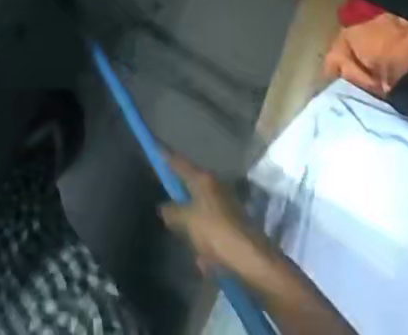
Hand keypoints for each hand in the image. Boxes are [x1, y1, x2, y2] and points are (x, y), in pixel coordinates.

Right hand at [159, 154, 281, 276]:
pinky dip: (206, 243)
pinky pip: (211, 232)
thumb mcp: (187, 220)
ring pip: (200, 211)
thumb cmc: (217, 232)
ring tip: (185, 239)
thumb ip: (171, 211)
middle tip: (165, 202)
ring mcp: (226, 207)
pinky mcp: (233, 227)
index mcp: (203, 179)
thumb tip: (164, 208)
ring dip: (192, 225)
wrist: (255, 262)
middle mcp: (216, 188)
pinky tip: (204, 260)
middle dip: (178, 197)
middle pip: (190, 185)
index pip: (178, 161)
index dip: (164, 154)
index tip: (152, 145)